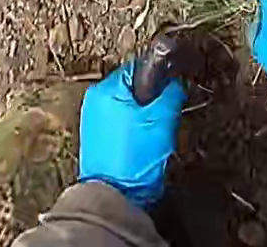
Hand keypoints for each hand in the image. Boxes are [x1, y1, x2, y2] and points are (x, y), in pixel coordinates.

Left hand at [78, 59, 186, 208]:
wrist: (113, 200)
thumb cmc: (133, 159)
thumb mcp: (163, 118)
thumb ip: (171, 92)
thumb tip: (174, 83)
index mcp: (107, 88)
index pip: (139, 66)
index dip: (159, 77)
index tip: (170, 88)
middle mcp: (95, 100)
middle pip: (132, 86)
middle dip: (150, 99)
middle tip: (161, 115)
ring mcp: (92, 121)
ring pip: (127, 106)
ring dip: (140, 115)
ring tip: (150, 136)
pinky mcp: (95, 140)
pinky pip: (118, 123)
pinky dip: (130, 130)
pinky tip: (139, 146)